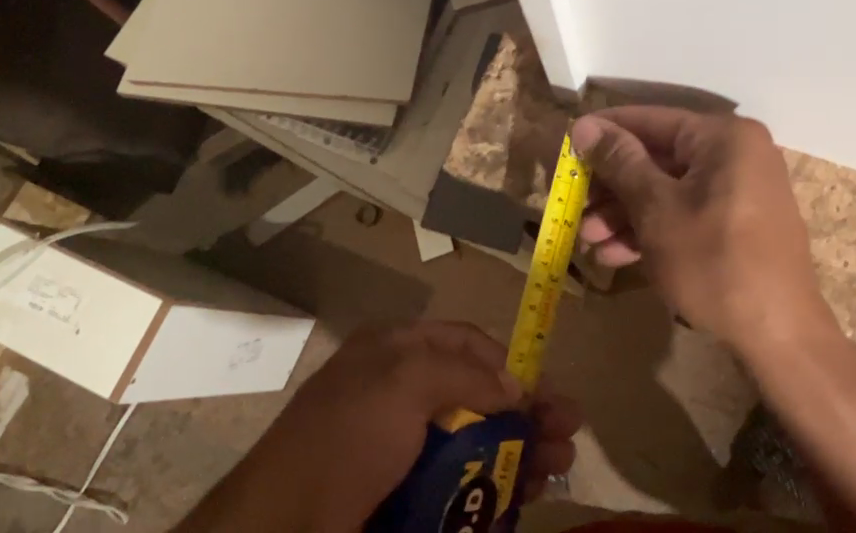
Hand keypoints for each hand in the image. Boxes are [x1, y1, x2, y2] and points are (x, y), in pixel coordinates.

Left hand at [180, 321, 580, 532]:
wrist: (286, 528)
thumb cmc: (346, 438)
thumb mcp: (403, 382)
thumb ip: (466, 374)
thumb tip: (516, 387)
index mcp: (395, 352)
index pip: (464, 342)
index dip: (506, 360)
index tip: (537, 388)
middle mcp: (404, 395)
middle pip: (482, 394)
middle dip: (528, 409)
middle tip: (569, 429)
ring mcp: (407, 450)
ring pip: (481, 442)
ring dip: (526, 448)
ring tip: (563, 464)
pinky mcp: (409, 496)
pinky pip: (466, 484)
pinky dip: (501, 486)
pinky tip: (531, 491)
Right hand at [570, 108, 838, 356]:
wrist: (779, 335)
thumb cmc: (713, 261)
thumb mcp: (657, 209)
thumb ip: (620, 162)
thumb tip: (586, 125)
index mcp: (723, 137)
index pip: (650, 120)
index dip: (604, 134)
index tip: (566, 148)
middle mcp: (737, 154)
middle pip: (658, 157)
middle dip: (612, 185)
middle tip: (574, 205)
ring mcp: (742, 191)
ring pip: (670, 190)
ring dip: (626, 213)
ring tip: (588, 241)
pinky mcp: (740, 225)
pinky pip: (688, 213)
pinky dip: (654, 230)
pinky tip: (616, 256)